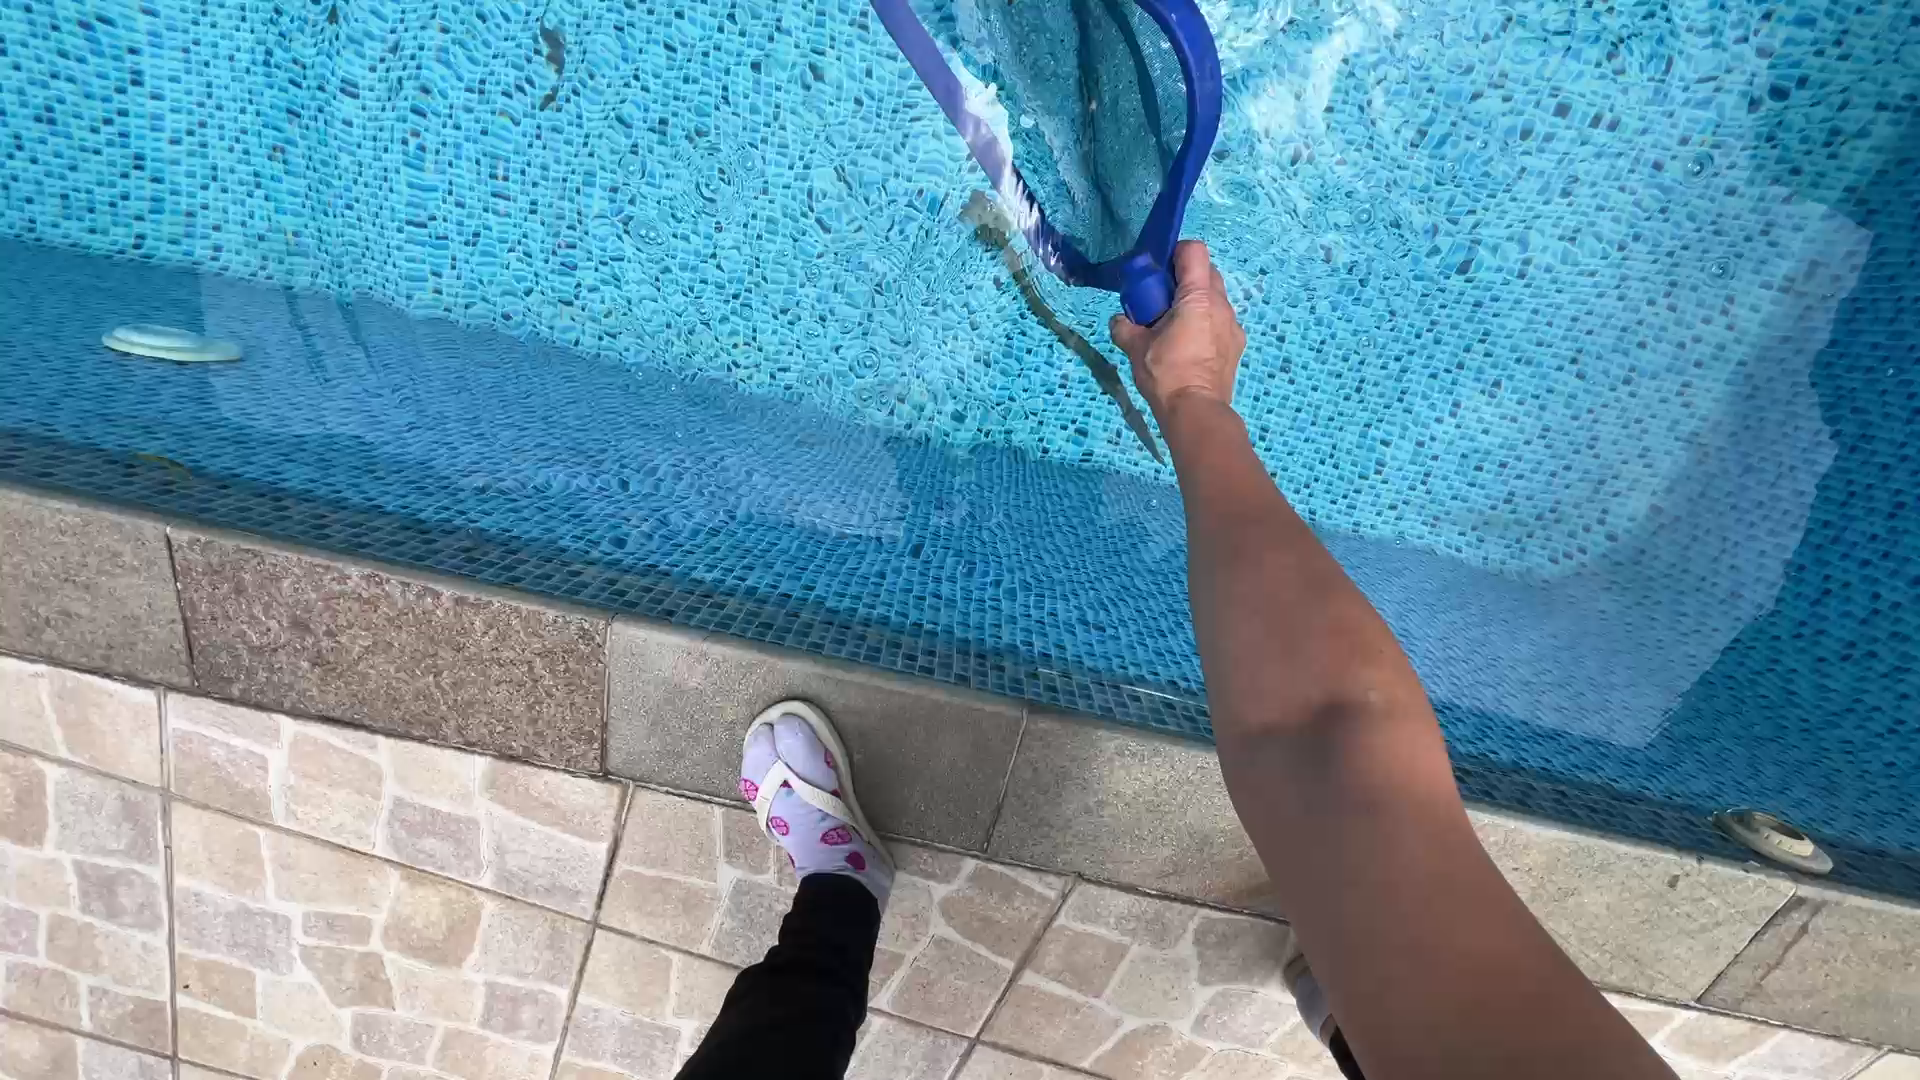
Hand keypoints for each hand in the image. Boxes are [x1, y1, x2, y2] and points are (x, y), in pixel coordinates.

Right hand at [1110, 240, 1246, 420]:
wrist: (1195, 411)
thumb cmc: (1166, 374)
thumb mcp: (1135, 349)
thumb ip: (1124, 328)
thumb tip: (1118, 320)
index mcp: (1197, 297)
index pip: (1193, 251)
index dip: (1174, 254)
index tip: (1157, 272)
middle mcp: (1221, 304)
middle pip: (1206, 272)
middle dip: (1184, 278)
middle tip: (1161, 301)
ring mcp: (1232, 325)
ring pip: (1214, 298)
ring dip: (1195, 303)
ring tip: (1174, 327)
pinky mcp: (1236, 345)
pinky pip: (1220, 322)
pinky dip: (1205, 324)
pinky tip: (1190, 348)